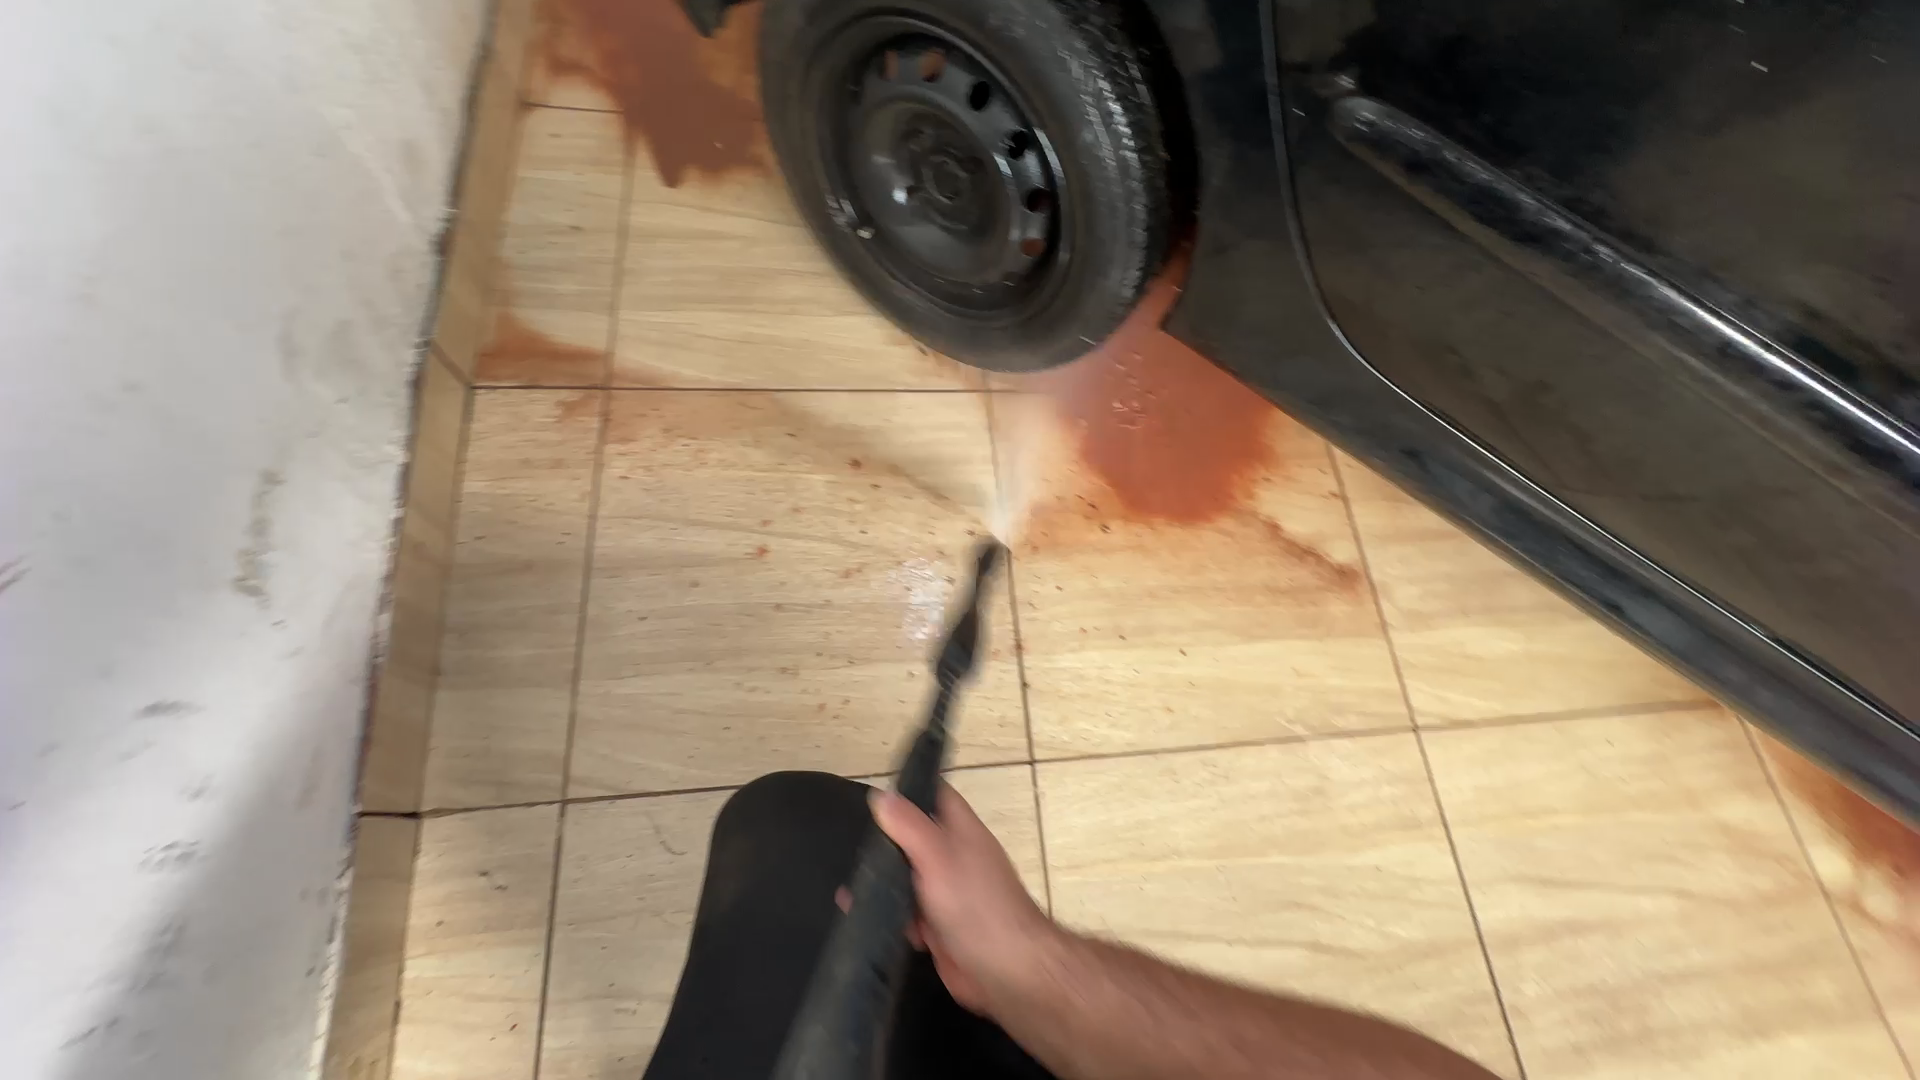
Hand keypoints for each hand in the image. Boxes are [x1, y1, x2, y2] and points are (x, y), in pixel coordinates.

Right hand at [868, 783, 1058, 1014]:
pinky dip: (892, 917)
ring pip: (909, 879)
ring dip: (885, 885)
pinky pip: (909, 915)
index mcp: (961, 830)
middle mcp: (955, 857)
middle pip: (915, 839)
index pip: (935, 796)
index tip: (873, 795)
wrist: (1006, 972)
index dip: (909, 791)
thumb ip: (909, 826)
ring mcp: (948, 893)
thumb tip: (882, 794)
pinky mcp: (939, 928)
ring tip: (848, 889)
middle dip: (887, 844)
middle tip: (852, 847)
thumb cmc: (975, 904)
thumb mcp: (937, 856)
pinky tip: (865, 919)